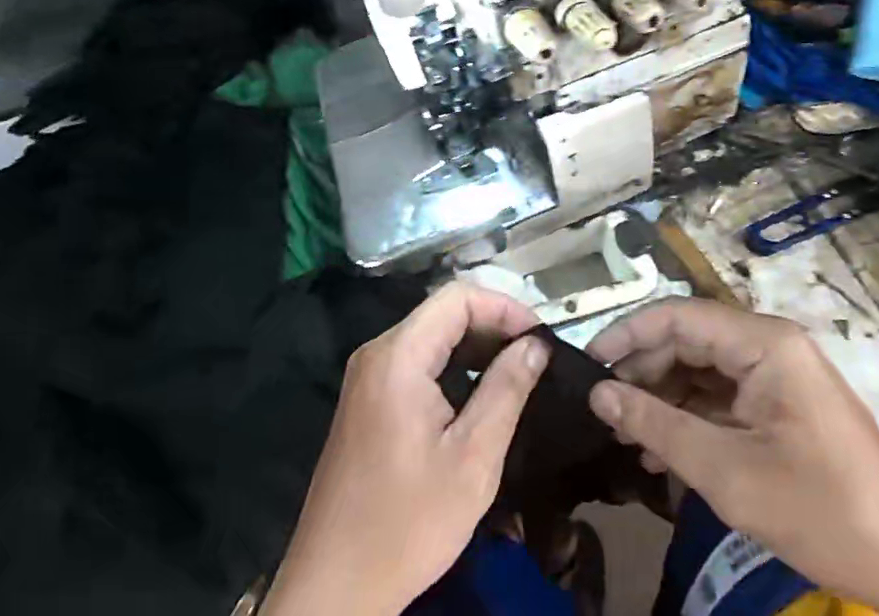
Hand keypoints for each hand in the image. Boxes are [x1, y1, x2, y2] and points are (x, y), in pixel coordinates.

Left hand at [264, 283, 549, 615]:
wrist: (336, 581)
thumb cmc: (408, 523)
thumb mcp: (472, 459)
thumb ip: (506, 391)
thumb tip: (536, 346)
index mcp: (397, 356)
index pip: (457, 298)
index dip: (505, 307)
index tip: (543, 337)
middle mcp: (377, 352)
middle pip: (442, 312)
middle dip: (494, 325)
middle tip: (538, 357)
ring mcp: (368, 374)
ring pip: (430, 335)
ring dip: (476, 345)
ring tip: (520, 372)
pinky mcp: (368, 397)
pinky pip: (416, 360)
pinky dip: (453, 365)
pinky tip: (482, 391)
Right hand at [587, 299, 878, 615]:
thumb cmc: (819, 510)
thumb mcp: (724, 469)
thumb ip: (655, 423)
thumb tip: (597, 393)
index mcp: (765, 343)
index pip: (678, 316)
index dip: (627, 334)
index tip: (589, 364)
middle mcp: (771, 346)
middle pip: (688, 341)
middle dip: (643, 373)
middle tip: (606, 410)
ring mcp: (779, 376)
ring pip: (701, 370)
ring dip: (662, 399)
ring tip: (626, 436)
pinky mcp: (783, 405)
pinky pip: (722, 396)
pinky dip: (689, 418)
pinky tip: (660, 450)